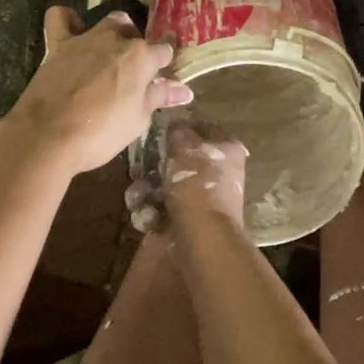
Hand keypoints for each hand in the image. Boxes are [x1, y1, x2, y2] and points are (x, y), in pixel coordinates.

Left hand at [8, 6, 192, 174]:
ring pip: (108, 22)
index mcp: (140, 57)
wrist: (48, 135)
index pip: (163, 51)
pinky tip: (72, 29)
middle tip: (132, 73)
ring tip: (109, 55)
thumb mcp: (137, 120)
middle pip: (134, 33)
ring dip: (113, 33)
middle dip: (137, 46)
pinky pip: (61, 18)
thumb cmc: (100, 132)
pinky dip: (68, 19)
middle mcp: (116, 39)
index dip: (164, 63)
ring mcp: (86, 38)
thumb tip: (184, 91)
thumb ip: (158, 98)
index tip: (163, 74)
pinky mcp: (58, 43)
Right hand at [125, 122, 248, 233]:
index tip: (158, 130)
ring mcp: (207, 198)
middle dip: (156, 164)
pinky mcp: (193, 221)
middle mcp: (221, 172)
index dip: (180, 126)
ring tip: (136, 194)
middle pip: (182, 160)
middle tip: (138, 167)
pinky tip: (145, 213)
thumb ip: (177, 131)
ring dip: (149, 190)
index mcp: (227, 148)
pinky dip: (154, 211)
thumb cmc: (196, 184)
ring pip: (170, 186)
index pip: (202, 127)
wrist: (204, 239)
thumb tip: (175, 123)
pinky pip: (168, 208)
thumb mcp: (183, 148)